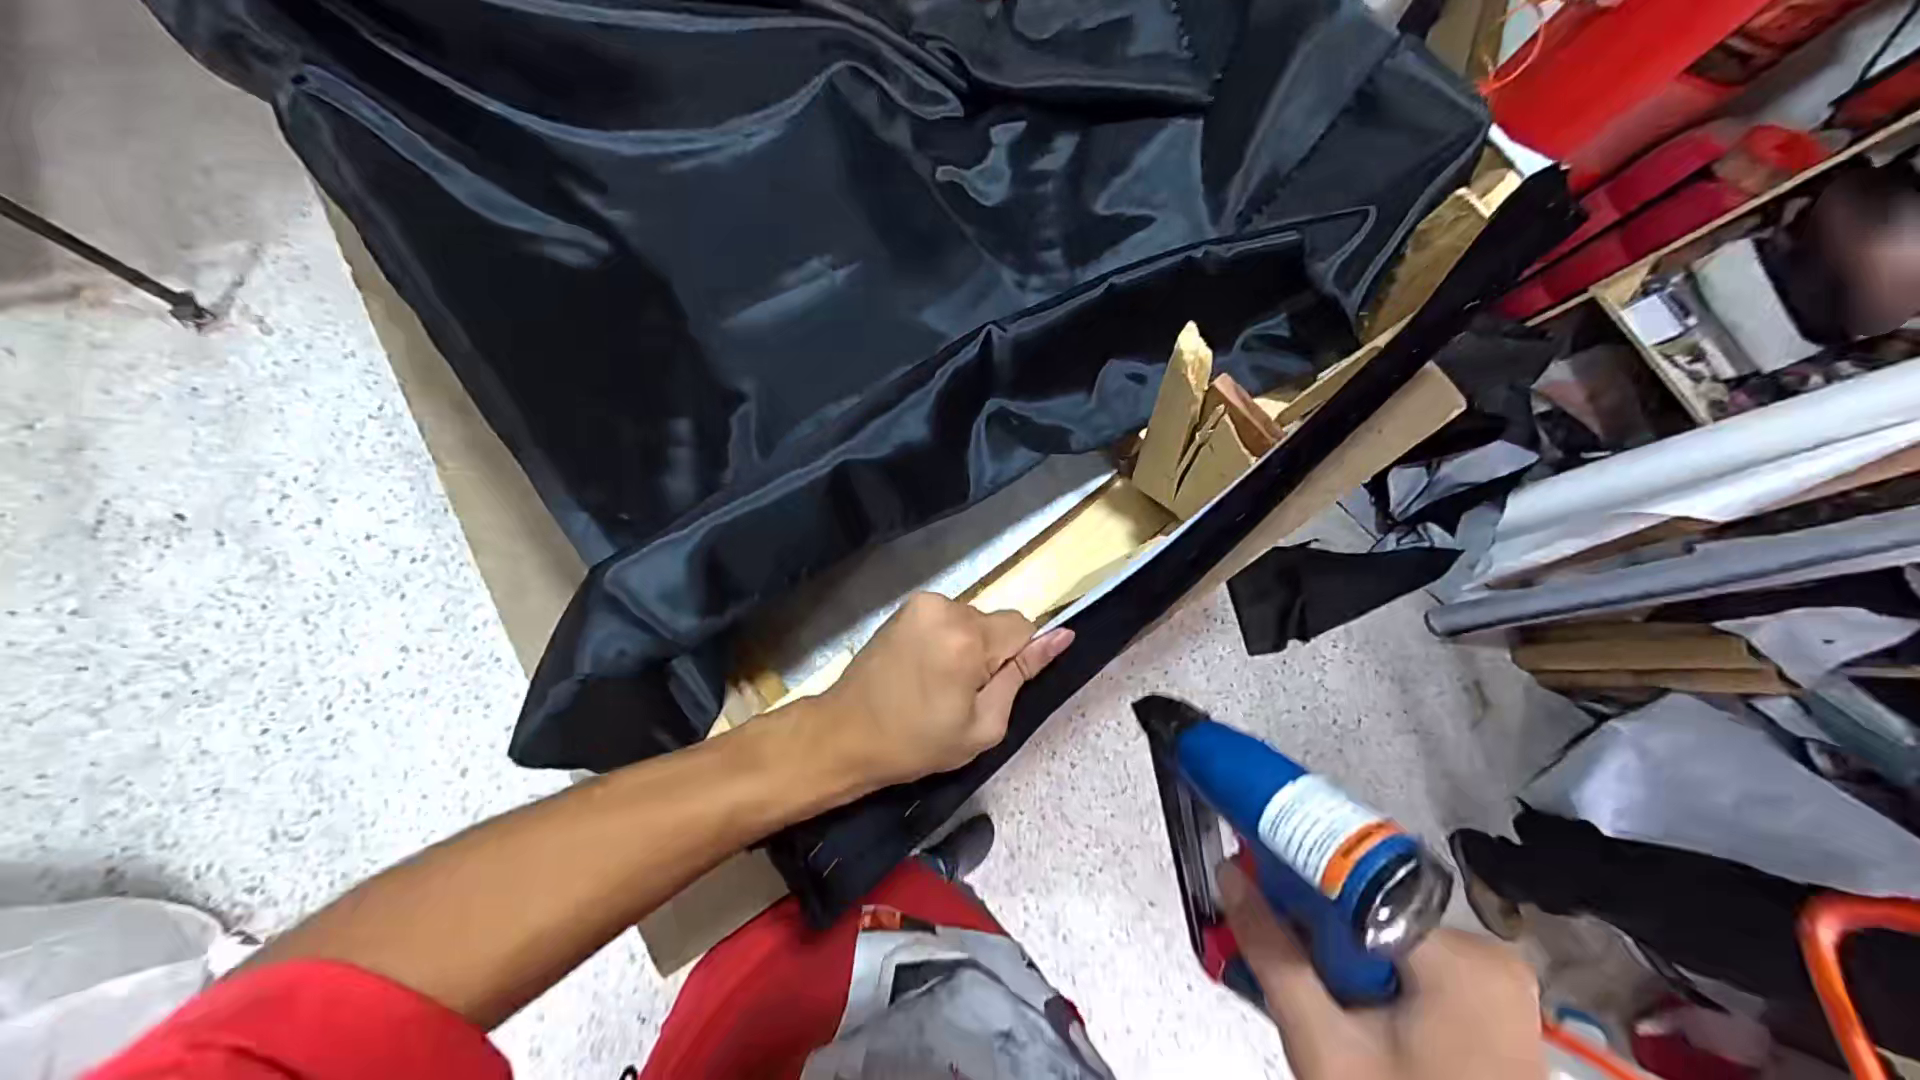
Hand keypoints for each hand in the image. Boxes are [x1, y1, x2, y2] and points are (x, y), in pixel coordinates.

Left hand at [818, 593, 1073, 789]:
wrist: (846, 733)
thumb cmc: (917, 742)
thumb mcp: (983, 724)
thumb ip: (1023, 675)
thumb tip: (1063, 636)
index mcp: (967, 638)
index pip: (1023, 628)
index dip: (1016, 660)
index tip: (992, 689)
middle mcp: (945, 607)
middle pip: (995, 623)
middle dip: (990, 654)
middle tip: (960, 694)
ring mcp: (921, 603)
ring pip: (972, 620)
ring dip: (967, 646)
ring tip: (937, 684)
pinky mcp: (904, 607)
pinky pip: (946, 619)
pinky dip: (945, 640)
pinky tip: (924, 669)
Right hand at [1219, 864, 1544, 1079]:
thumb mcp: (1323, 1045)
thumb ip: (1273, 954)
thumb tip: (1229, 874)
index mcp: (1461, 958)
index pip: (1356, 883)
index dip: (1295, 877)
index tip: (1249, 877)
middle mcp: (1486, 956)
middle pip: (1367, 908)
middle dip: (1313, 928)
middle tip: (1274, 952)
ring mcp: (1493, 983)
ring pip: (1380, 933)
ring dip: (1334, 952)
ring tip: (1307, 990)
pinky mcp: (1487, 1005)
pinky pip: (1404, 961)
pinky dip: (1364, 972)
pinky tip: (1343, 1006)